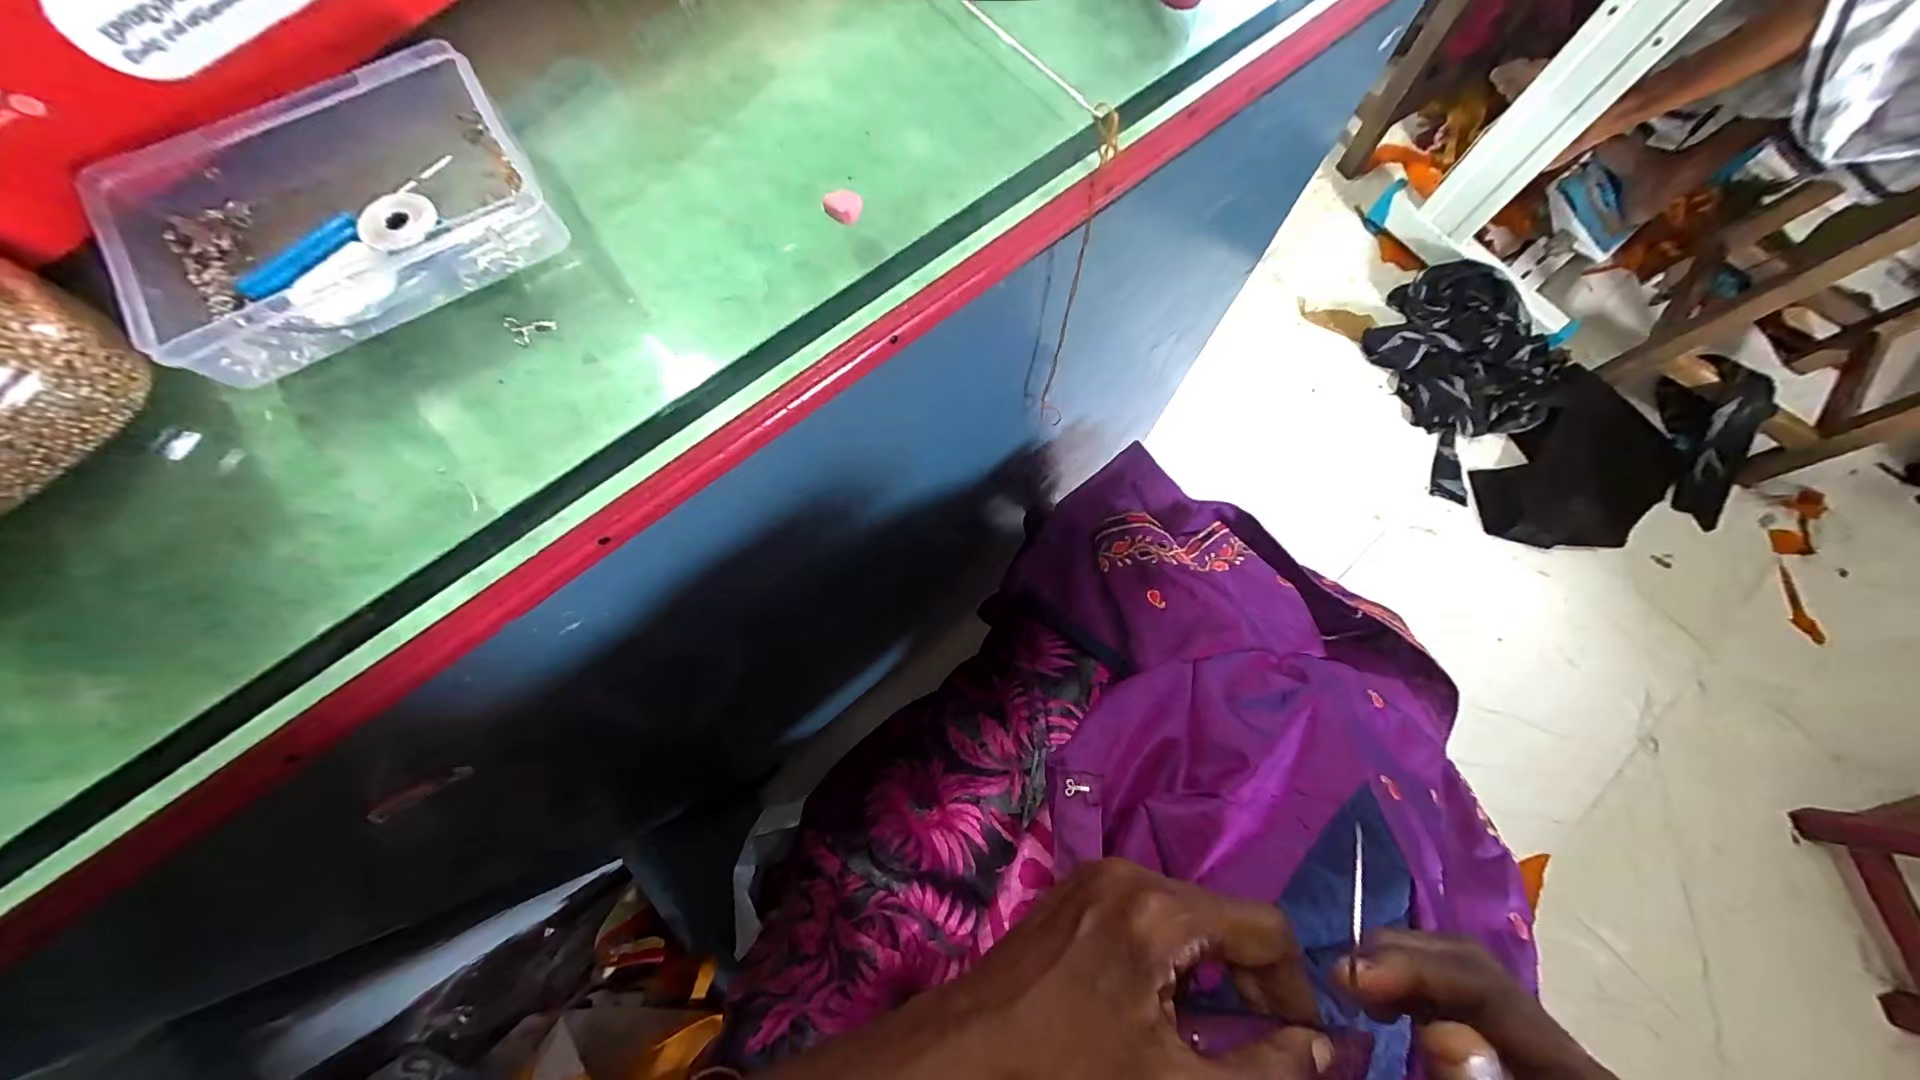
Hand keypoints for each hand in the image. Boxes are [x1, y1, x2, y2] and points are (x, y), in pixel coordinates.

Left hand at [757, 859, 1329, 1079]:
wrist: (968, 1048)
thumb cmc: (1069, 1066)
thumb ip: (1263, 1068)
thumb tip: (1323, 1048)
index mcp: (1160, 907)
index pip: (1263, 926)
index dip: (1294, 987)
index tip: (1301, 1040)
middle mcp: (1130, 873)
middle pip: (1221, 915)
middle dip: (1249, 976)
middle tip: (1257, 1038)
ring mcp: (1096, 876)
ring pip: (1183, 911)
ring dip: (1207, 964)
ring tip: (1205, 1023)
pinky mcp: (1074, 888)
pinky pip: (1144, 908)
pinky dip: (1167, 948)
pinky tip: (1156, 995)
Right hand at [1335, 929, 1615, 1079]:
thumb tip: (1443, 1031)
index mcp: (1573, 1074)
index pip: (1487, 986)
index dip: (1415, 968)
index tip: (1352, 980)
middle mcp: (1552, 1047)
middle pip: (1470, 966)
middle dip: (1398, 958)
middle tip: (1342, 979)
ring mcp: (1527, 1046)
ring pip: (1457, 972)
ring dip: (1396, 967)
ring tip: (1353, 988)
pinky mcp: (1493, 1051)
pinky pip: (1451, 998)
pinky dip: (1406, 988)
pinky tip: (1379, 1003)